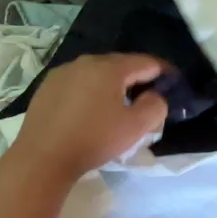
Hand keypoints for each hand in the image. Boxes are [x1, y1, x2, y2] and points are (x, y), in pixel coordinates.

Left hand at [6, 54, 168, 189]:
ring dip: (111, 84)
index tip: (173, 82)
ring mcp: (63, 72)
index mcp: (109, 68)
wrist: (43, 156)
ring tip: (119, 103)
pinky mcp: (47, 85)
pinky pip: (77, 82)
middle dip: (137, 77)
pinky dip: (90, 90)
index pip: (145, 61)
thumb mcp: (134, 127)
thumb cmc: (93, 139)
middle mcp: (85, 61)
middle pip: (119, 64)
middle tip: (148, 96)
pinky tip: (89, 109)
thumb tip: (155, 95)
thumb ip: (154, 107)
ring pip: (96, 73)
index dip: (163, 71)